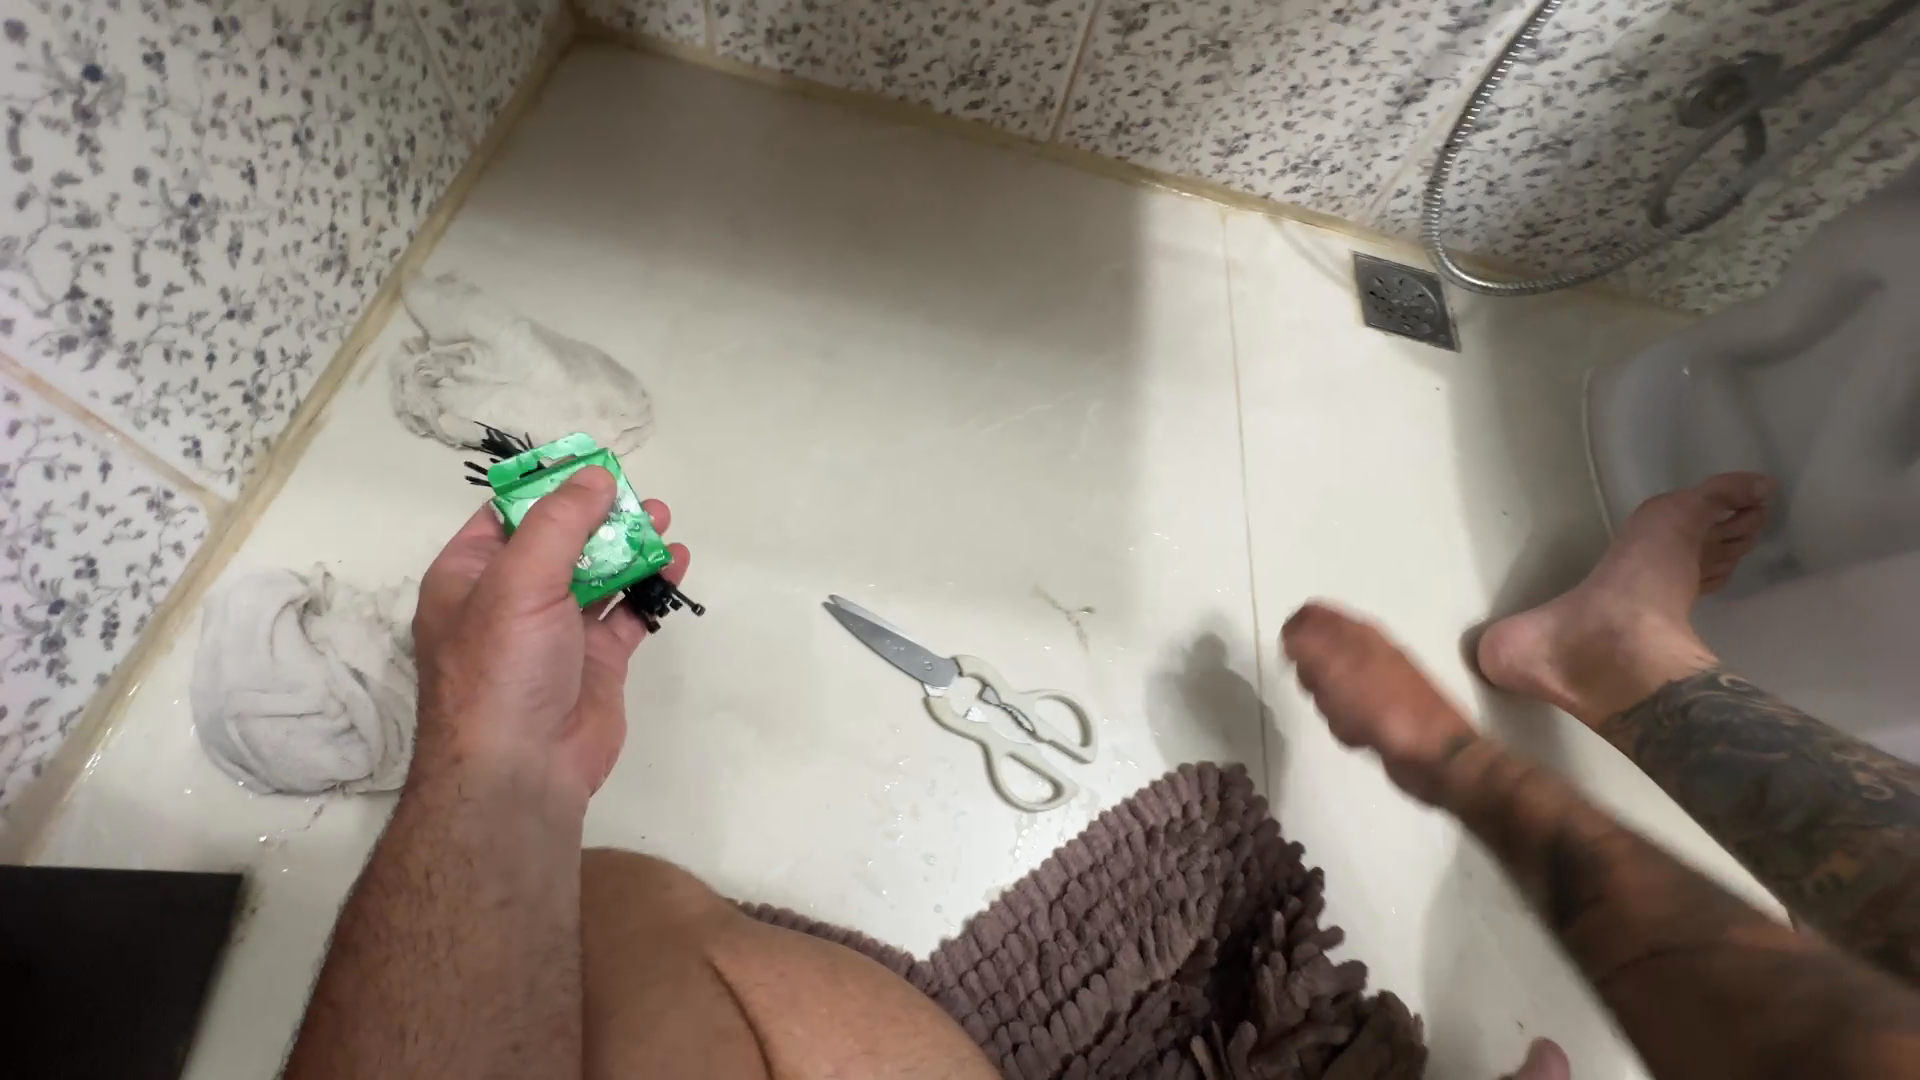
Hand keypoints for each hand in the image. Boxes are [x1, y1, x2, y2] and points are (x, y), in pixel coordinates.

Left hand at [411, 467, 689, 804]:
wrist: (524, 769)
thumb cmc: (503, 667)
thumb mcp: (520, 582)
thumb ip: (561, 525)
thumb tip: (597, 477)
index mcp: (474, 575)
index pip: (510, 515)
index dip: (551, 488)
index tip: (595, 468)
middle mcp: (515, 598)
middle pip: (564, 541)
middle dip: (603, 516)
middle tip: (642, 500)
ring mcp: (559, 629)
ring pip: (601, 573)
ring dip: (632, 547)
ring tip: (666, 523)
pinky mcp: (598, 657)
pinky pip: (629, 611)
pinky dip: (652, 588)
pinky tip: (675, 567)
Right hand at [1281, 602, 1475, 802]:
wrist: (1436, 755)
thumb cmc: (1383, 706)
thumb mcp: (1336, 667)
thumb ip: (1306, 643)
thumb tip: (1289, 634)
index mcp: (1359, 633)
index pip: (1311, 613)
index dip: (1294, 633)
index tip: (1292, 659)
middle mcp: (1365, 652)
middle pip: (1312, 651)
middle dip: (1309, 673)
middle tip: (1322, 687)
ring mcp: (1372, 683)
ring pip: (1323, 684)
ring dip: (1327, 702)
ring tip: (1347, 714)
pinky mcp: (1375, 712)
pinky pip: (1340, 711)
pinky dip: (1344, 723)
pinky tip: (1359, 732)